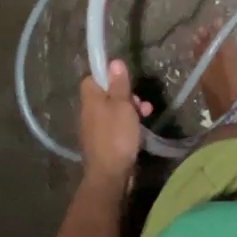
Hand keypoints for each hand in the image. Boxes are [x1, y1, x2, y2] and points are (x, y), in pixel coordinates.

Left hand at [79, 60, 151, 185]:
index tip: (123, 79)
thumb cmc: (116, 135)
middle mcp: (90, 112)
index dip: (107, 76)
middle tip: (138, 100)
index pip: (93, 78)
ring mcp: (96, 129)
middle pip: (107, 94)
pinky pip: (117, 126)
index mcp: (91, 99)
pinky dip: (128, 124)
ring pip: (114, 110)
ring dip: (131, 109)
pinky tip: (141, 128)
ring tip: (146, 113)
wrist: (110, 175)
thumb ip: (119, 83)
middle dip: (126, 94)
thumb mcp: (122, 104)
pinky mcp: (105, 143)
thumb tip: (113, 62)